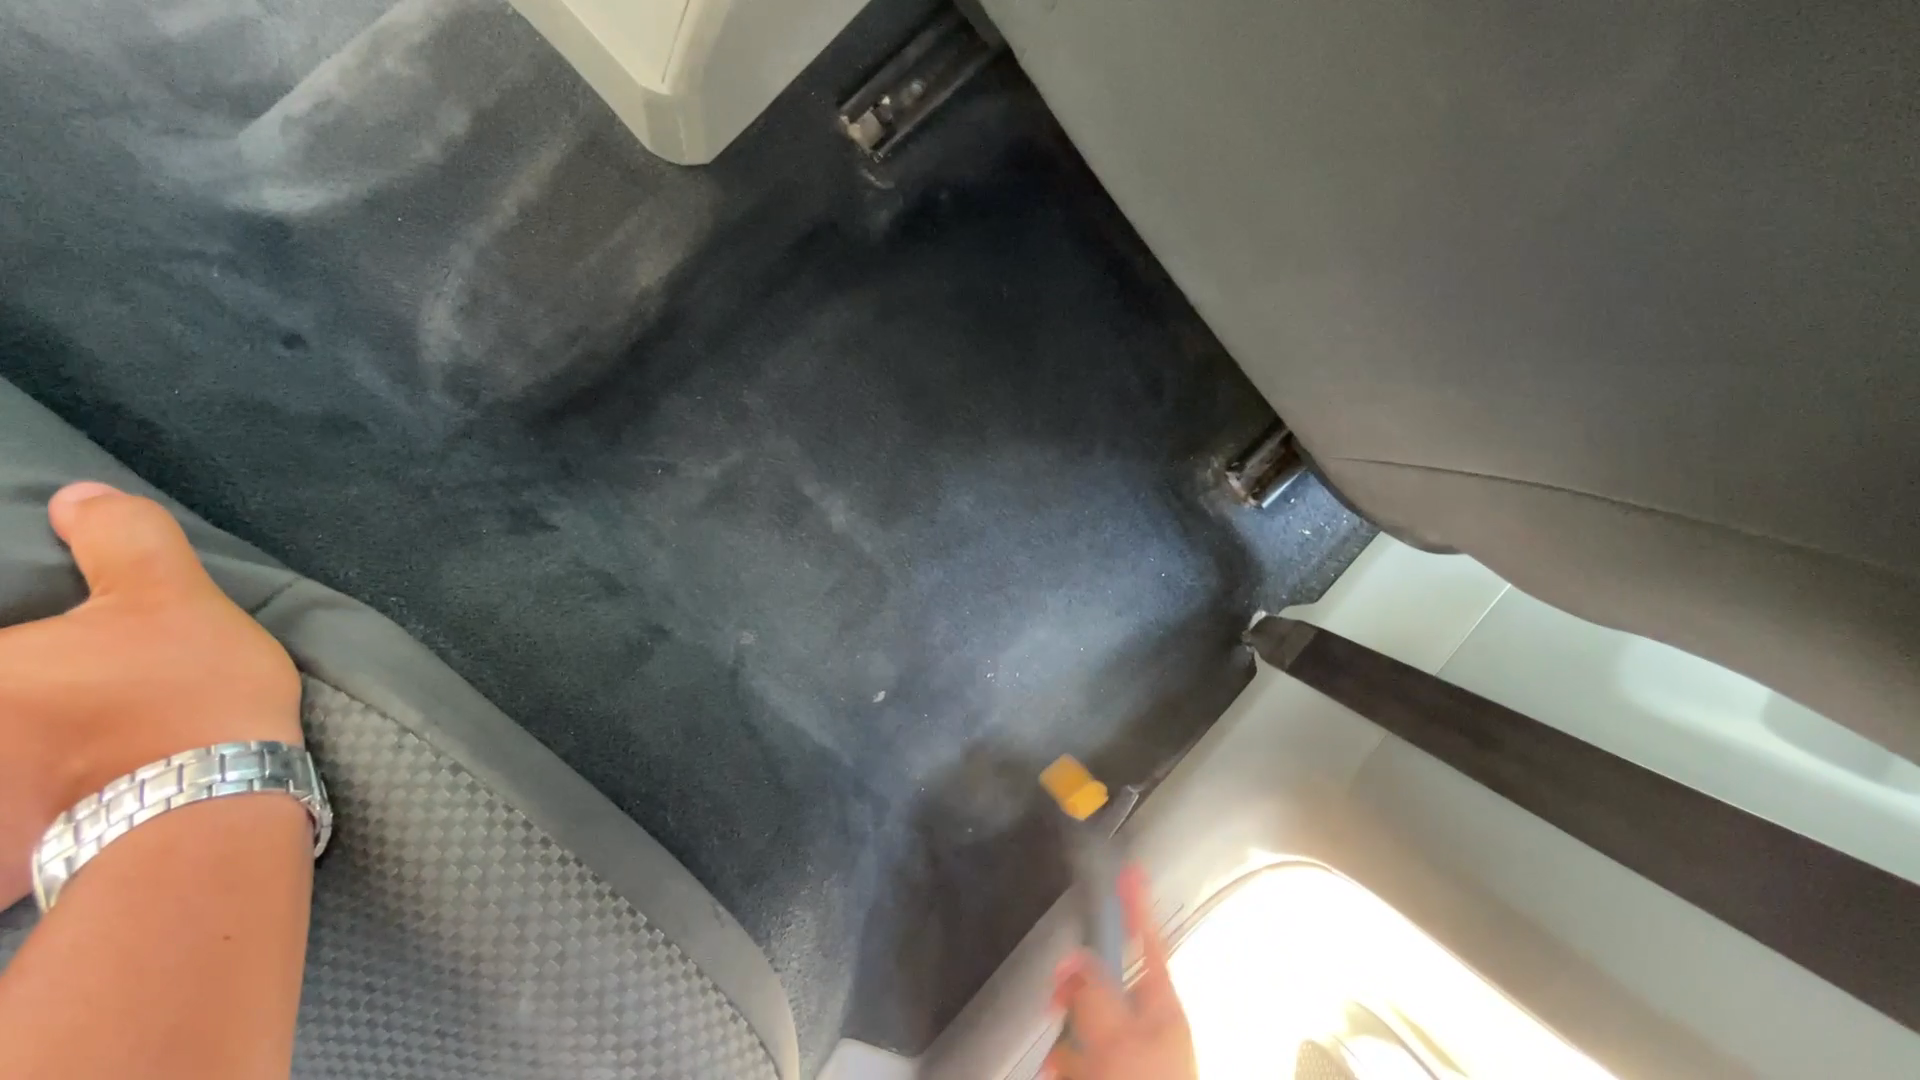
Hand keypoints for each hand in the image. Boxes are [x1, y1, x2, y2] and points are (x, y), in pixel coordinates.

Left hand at [0, 483, 301, 906]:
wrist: (209, 810)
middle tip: (56, 696)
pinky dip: (22, 818)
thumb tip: (79, 498)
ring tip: (56, 755)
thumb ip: (124, 540)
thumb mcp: (175, 599)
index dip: (18, 644)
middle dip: (21, 696)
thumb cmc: (183, 694)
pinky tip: (53, 804)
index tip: (50, 647)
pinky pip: (6, 830)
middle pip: (0, 687)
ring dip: (21, 754)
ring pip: (3, 758)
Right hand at [1045, 865, 1197, 1079]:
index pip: (1146, 944)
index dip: (1136, 907)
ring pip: (1084, 1031)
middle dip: (1076, 1000)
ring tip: (1063, 1069)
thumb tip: (1072, 959)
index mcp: (1161, 1011)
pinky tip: (1060, 1075)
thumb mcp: (1116, 1040)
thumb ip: (1091, 993)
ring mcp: (1129, 1061)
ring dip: (1067, 1048)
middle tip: (1058, 1005)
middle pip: (1104, 989)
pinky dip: (1066, 1068)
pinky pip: (1079, 1062)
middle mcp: (1147, 1031)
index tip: (1131, 871)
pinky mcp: (1110, 1076)